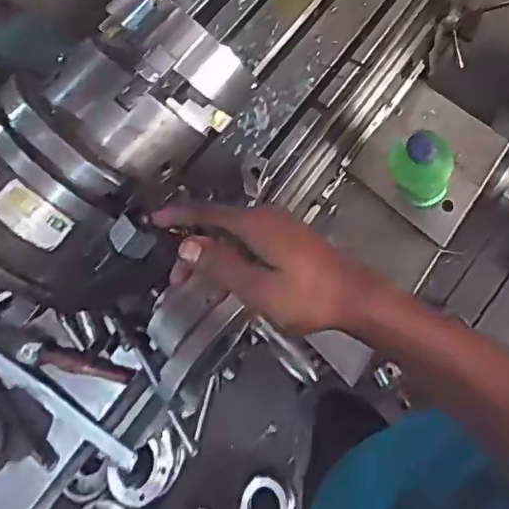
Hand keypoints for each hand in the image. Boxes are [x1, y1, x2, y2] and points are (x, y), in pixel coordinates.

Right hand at [152, 202, 389, 335]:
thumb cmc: (308, 296)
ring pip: (233, 230)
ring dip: (211, 250)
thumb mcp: (258, 288)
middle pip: (219, 221)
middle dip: (193, 243)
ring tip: (195, 279)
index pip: (209, 212)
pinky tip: (226, 272)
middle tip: (176, 276)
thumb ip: (222, 266)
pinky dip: (229, 251)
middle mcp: (266, 216)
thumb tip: (188, 245)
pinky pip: (247, 236)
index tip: (155, 217)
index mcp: (256, 224)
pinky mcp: (286, 236)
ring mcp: (278, 224)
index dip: (180, 215)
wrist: (354, 295)